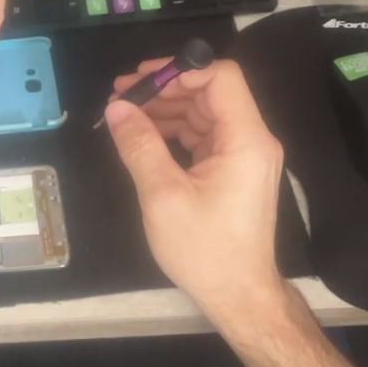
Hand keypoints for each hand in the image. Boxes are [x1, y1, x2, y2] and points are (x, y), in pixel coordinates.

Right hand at [103, 59, 287, 323]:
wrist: (237, 294)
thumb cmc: (205, 249)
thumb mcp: (163, 195)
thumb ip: (139, 145)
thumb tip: (116, 108)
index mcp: (246, 140)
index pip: (221, 78)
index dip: (179, 71)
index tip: (139, 82)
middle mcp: (251, 140)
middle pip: (209, 93)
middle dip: (164, 89)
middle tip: (119, 95)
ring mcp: (243, 156)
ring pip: (203, 113)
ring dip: (164, 110)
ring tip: (123, 115)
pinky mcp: (232, 171)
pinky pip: (202, 136)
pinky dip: (173, 131)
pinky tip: (143, 137)